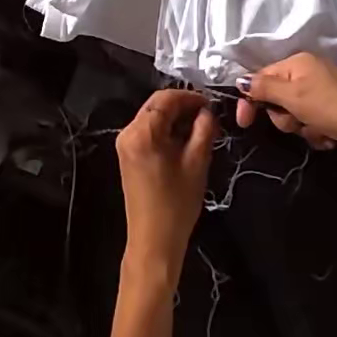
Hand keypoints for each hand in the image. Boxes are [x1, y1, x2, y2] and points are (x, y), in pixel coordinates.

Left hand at [115, 90, 217, 280]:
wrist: (154, 240)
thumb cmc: (177, 203)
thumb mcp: (197, 162)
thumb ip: (204, 130)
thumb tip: (208, 111)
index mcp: (142, 131)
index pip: (166, 98)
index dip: (190, 96)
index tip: (211, 104)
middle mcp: (128, 132)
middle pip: (156, 106)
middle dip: (183, 107)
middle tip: (209, 117)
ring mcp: (125, 143)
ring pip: (152, 118)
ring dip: (175, 119)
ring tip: (201, 130)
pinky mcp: (127, 154)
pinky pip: (147, 131)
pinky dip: (165, 130)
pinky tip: (184, 141)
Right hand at [237, 53, 336, 169]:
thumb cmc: (335, 109)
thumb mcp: (295, 97)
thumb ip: (264, 88)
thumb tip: (238, 80)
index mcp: (298, 64)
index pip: (260, 78)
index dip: (250, 99)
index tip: (244, 122)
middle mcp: (308, 76)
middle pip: (275, 98)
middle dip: (282, 116)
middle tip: (296, 122)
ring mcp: (322, 97)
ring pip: (292, 116)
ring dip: (300, 128)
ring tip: (318, 131)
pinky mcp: (333, 117)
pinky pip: (310, 127)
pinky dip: (315, 135)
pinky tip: (330, 139)